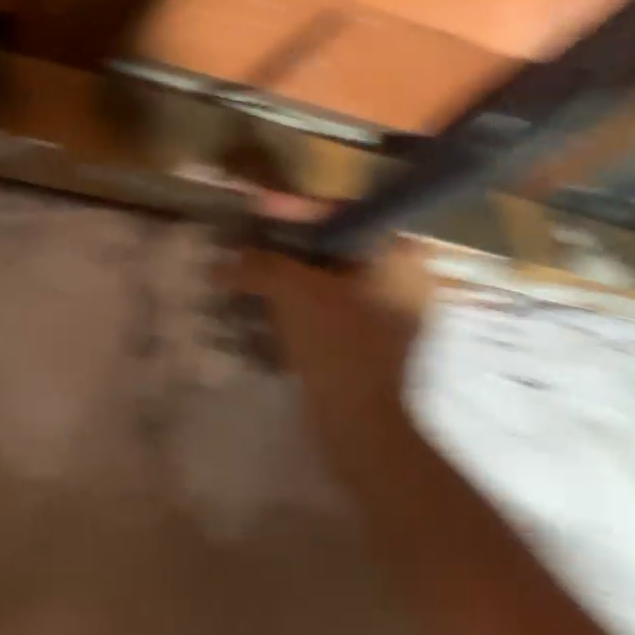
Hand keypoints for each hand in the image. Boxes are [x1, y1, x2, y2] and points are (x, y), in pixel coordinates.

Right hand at [235, 229, 434, 435]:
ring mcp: (398, 317)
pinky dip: (306, 308)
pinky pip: (337, 312)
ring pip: (336, 282)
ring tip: (256, 279)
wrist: (360, 423)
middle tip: (255, 248)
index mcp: (404, 256)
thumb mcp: (292, 292)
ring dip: (295, 280)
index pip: (347, 214)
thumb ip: (258, 266)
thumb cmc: (338, 345)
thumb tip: (223, 264)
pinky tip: (274, 312)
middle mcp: (411, 280)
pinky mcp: (379, 347)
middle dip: (293, 249)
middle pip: (340, 249)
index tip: (260, 213)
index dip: (298, 211)